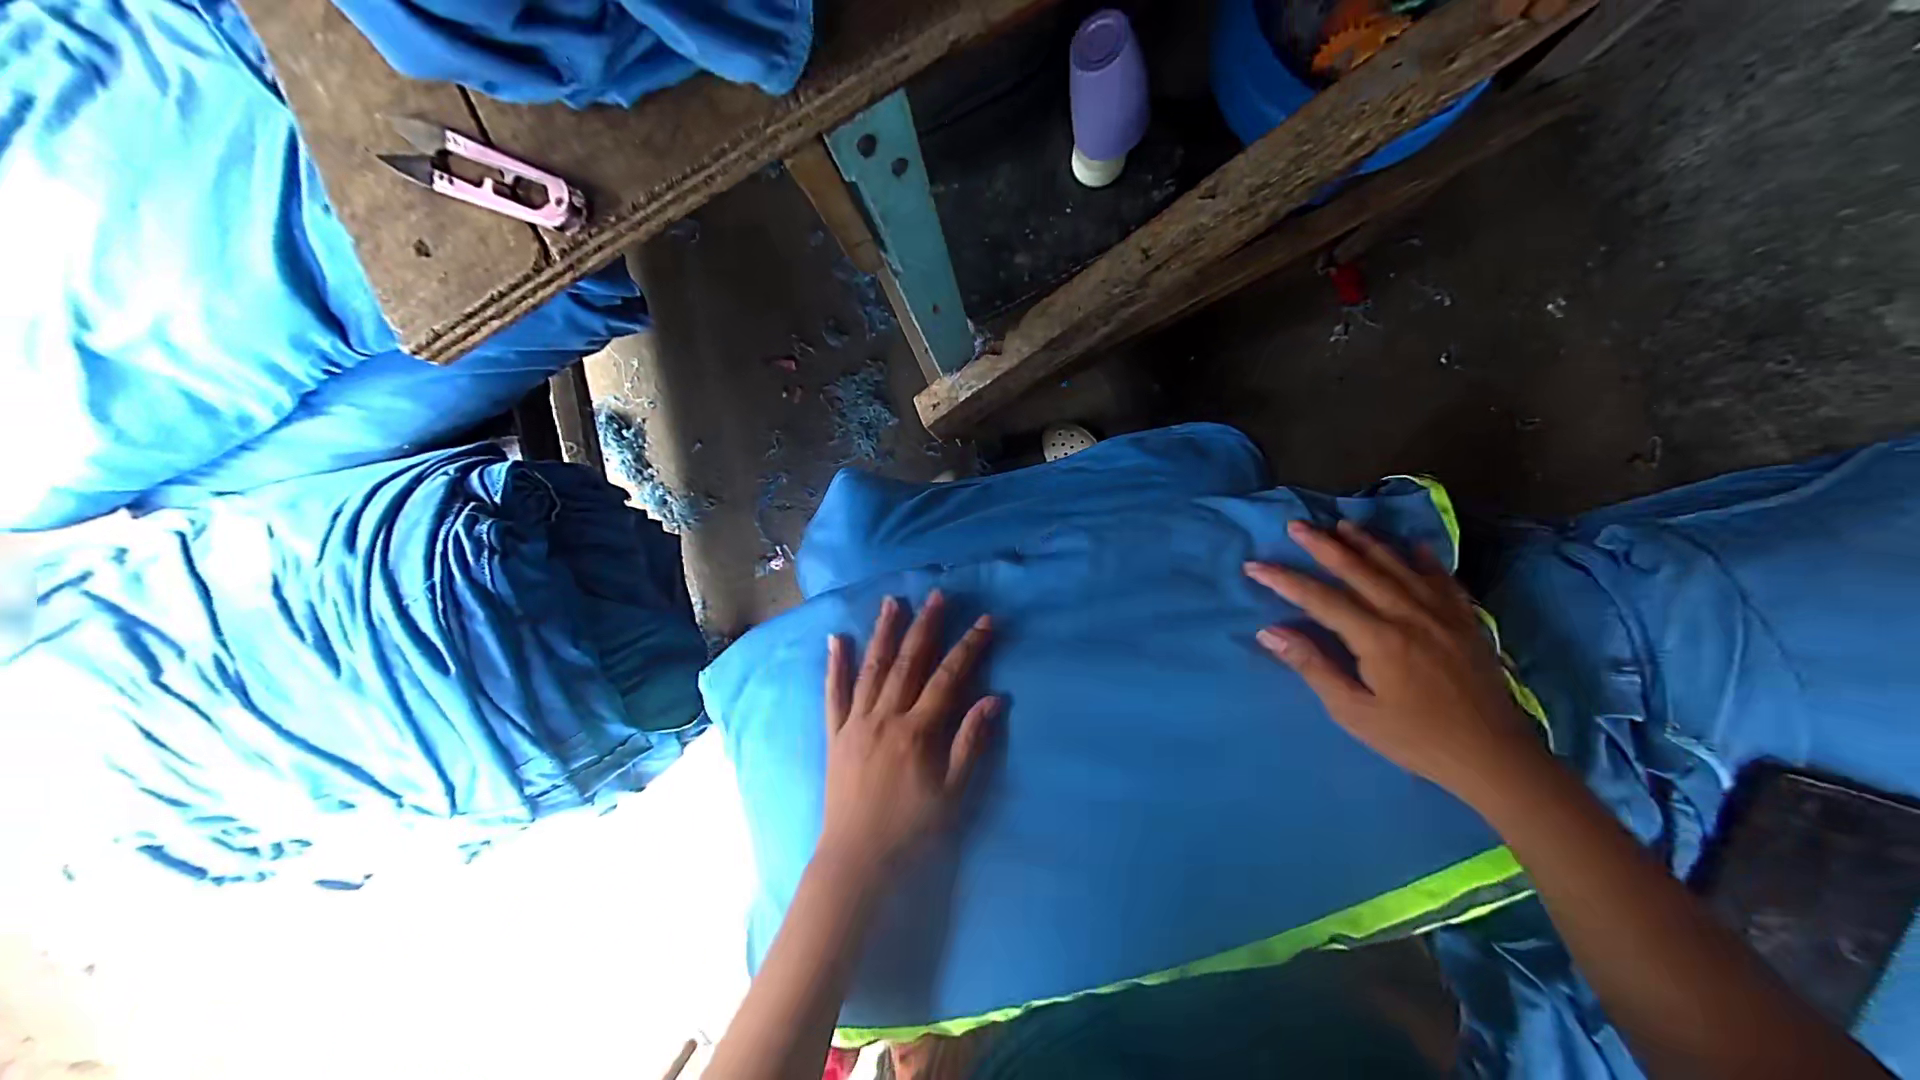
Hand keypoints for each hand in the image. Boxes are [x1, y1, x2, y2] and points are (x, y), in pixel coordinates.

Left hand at [816, 591, 1000, 876]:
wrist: (858, 861)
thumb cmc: (912, 831)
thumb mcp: (954, 794)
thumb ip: (972, 743)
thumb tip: (995, 698)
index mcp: (918, 732)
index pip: (949, 677)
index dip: (969, 647)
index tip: (985, 621)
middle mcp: (885, 717)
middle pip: (909, 662)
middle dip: (926, 626)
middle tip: (938, 595)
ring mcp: (856, 723)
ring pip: (872, 668)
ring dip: (884, 633)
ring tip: (893, 601)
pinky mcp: (835, 735)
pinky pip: (834, 693)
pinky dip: (835, 665)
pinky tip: (837, 639)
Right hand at [1244, 520, 1546, 804]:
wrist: (1494, 757)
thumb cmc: (1414, 738)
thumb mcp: (1353, 711)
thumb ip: (1313, 666)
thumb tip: (1269, 632)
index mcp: (1378, 638)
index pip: (1320, 599)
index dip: (1285, 580)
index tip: (1255, 565)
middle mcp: (1409, 615)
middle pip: (1359, 570)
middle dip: (1323, 545)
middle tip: (1296, 525)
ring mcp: (1443, 615)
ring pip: (1398, 567)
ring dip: (1367, 543)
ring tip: (1343, 524)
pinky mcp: (1467, 622)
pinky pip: (1443, 580)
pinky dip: (1426, 560)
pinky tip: (1415, 547)